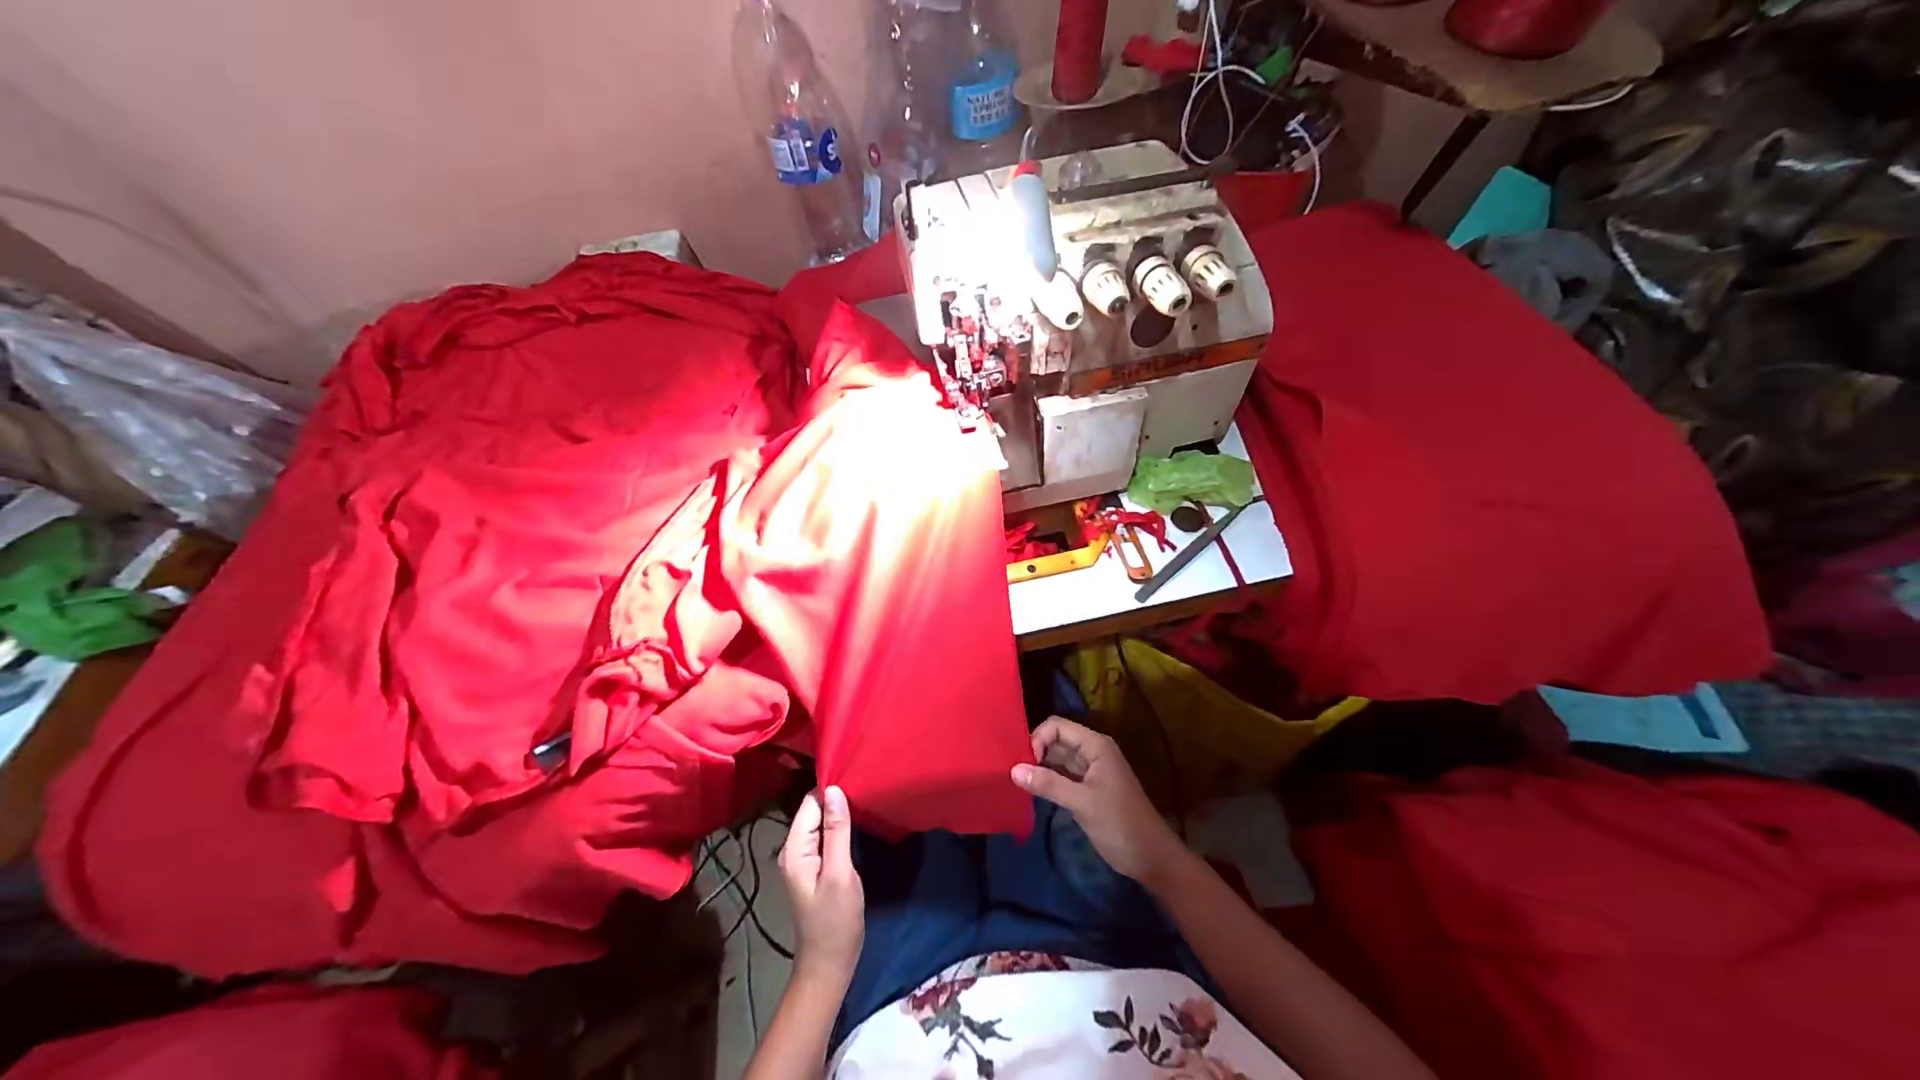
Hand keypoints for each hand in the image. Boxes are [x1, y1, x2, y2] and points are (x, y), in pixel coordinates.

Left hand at [777, 785, 864, 983]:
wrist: (829, 964)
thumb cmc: (835, 920)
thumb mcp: (840, 873)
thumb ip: (837, 831)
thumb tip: (834, 790)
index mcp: (794, 849)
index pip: (809, 804)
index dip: (830, 789)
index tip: (855, 775)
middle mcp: (792, 851)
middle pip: (812, 811)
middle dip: (834, 798)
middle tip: (863, 785)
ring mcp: (801, 860)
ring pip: (818, 823)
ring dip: (837, 813)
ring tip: (863, 798)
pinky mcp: (812, 868)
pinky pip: (822, 837)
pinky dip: (837, 828)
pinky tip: (854, 823)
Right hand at [1010, 716, 1188, 886]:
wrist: (1152, 858)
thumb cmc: (1120, 824)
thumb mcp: (1082, 803)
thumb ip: (1048, 784)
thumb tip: (1013, 770)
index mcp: (1096, 746)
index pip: (1057, 726)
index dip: (1038, 739)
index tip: (1023, 764)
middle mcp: (1092, 752)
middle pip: (1055, 740)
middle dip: (1034, 752)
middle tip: (1012, 773)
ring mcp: (1091, 771)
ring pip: (1057, 759)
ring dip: (1038, 767)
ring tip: (1016, 781)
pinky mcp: (1088, 789)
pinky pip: (1062, 776)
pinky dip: (1047, 780)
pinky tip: (1031, 791)